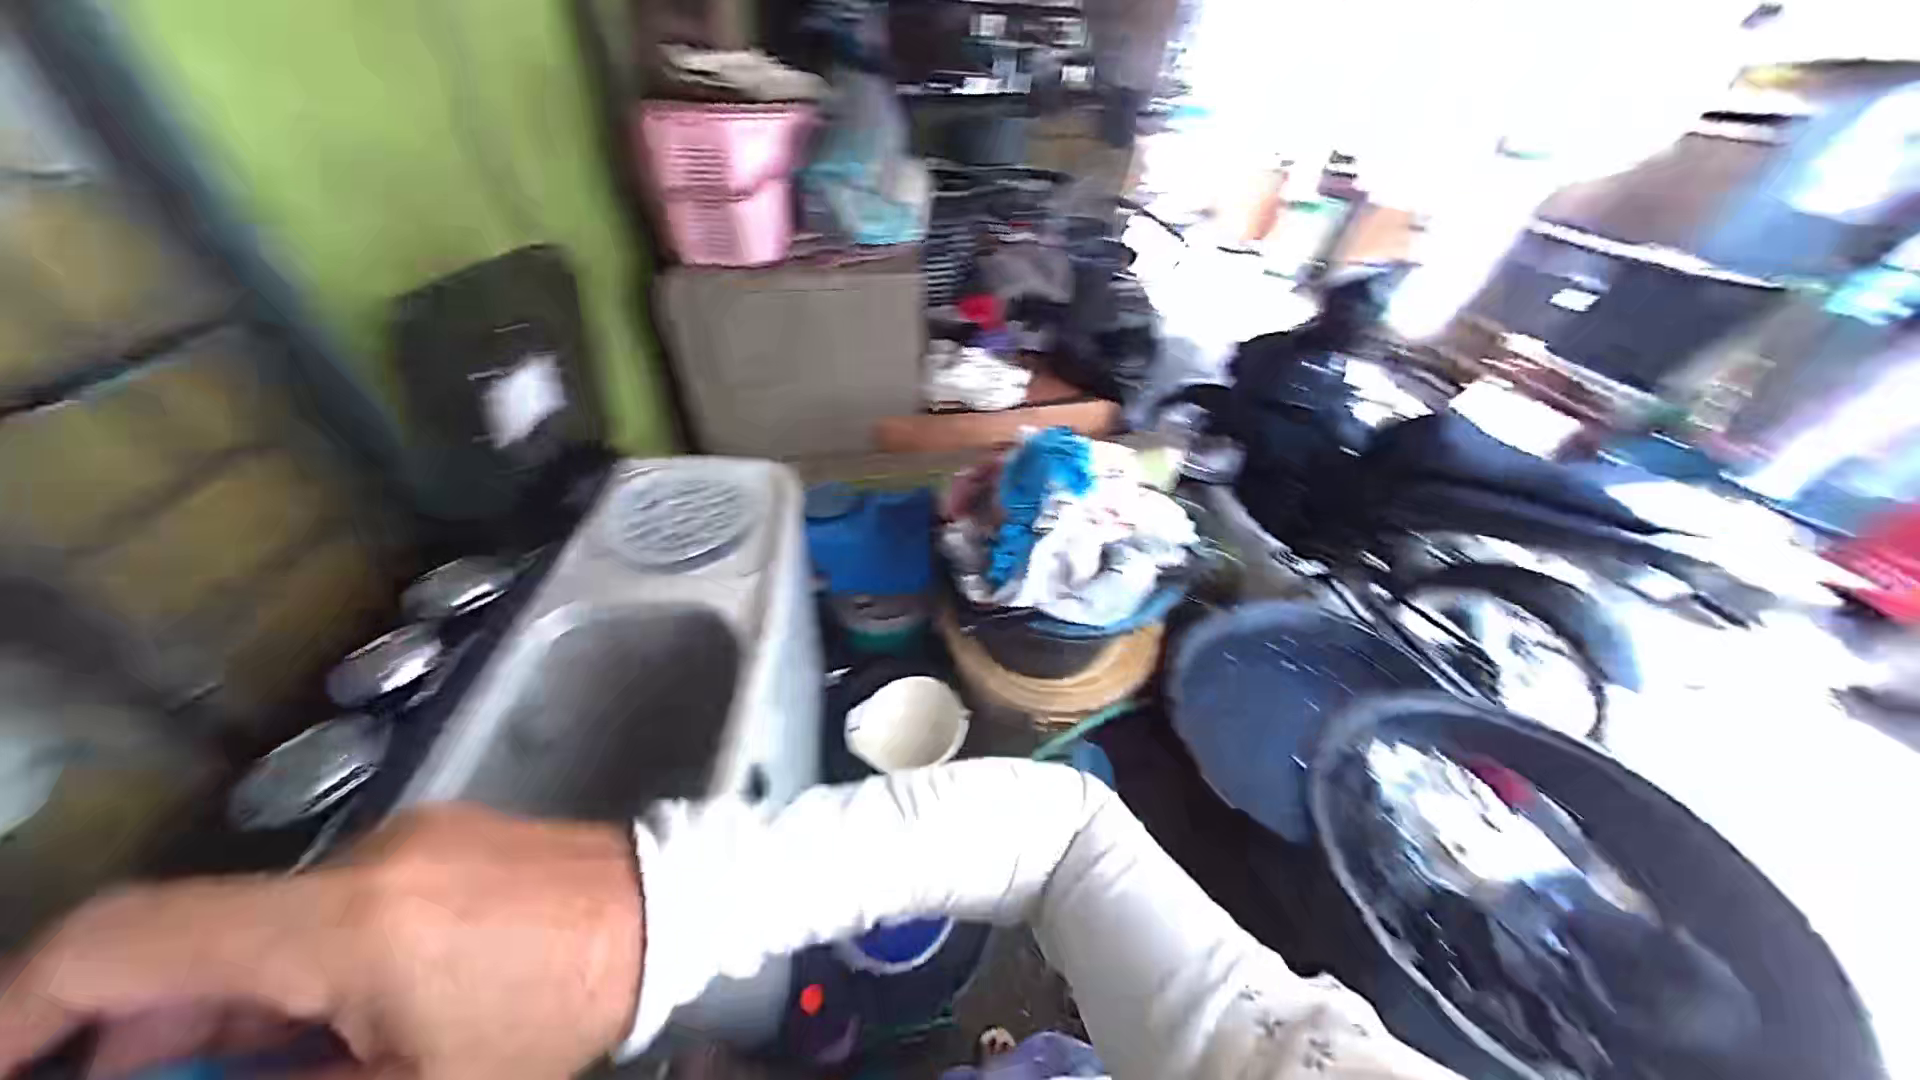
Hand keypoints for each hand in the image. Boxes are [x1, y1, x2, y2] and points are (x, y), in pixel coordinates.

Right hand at [0, 805, 642, 1078]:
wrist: (669, 906)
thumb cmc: (556, 1005)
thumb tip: (212, 1077)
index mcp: (348, 915)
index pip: (123, 939)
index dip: (17, 1016)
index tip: (6, 1073)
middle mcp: (372, 852)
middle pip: (197, 940)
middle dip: (154, 1041)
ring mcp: (418, 832)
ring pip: (272, 926)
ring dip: (246, 1010)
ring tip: (311, 1065)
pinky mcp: (452, 833)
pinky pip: (342, 902)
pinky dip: (312, 967)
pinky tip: (363, 1017)